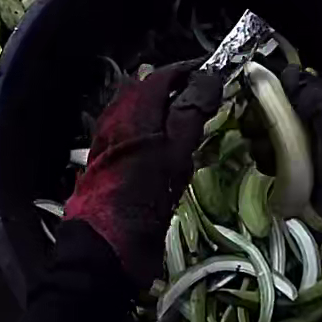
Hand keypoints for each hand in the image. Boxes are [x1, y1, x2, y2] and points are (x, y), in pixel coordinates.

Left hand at [65, 62, 224, 285]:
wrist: (104, 250)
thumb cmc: (143, 200)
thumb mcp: (177, 154)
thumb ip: (192, 112)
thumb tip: (209, 77)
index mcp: (133, 109)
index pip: (165, 73)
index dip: (192, 71)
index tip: (217, 75)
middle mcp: (116, 116)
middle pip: (152, 89)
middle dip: (181, 90)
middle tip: (210, 102)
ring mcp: (109, 138)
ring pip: (143, 111)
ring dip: (168, 111)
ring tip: (195, 125)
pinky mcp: (108, 159)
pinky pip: (136, 131)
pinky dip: (156, 131)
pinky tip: (172, 150)